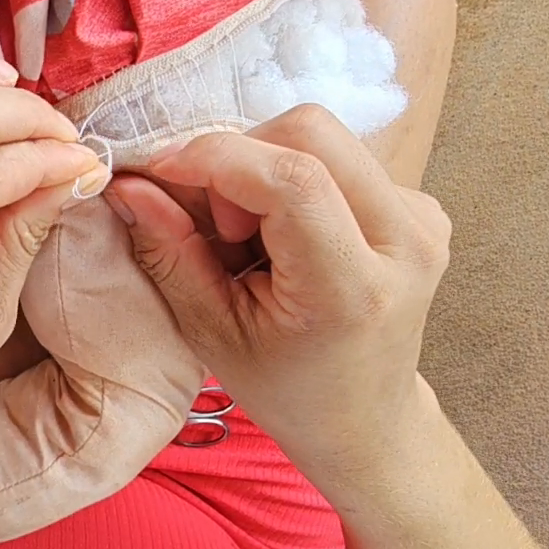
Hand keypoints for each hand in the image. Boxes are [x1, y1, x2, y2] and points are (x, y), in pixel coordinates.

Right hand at [105, 104, 450, 484]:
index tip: (155, 173)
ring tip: (243, 237)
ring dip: (257, 171)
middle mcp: (405, 238)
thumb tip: (127, 188)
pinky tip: (275, 236)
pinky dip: (282, 180)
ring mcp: (421, 214)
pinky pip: (333, 156)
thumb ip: (169, 253)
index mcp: (351, 287)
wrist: (363, 417)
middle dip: (236, 159)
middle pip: (309, 131)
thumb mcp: (209, 330)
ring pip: (318, 137)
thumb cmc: (282, 387)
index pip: (290, 179)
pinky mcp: (417, 204)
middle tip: (213, 222)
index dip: (212, 159)